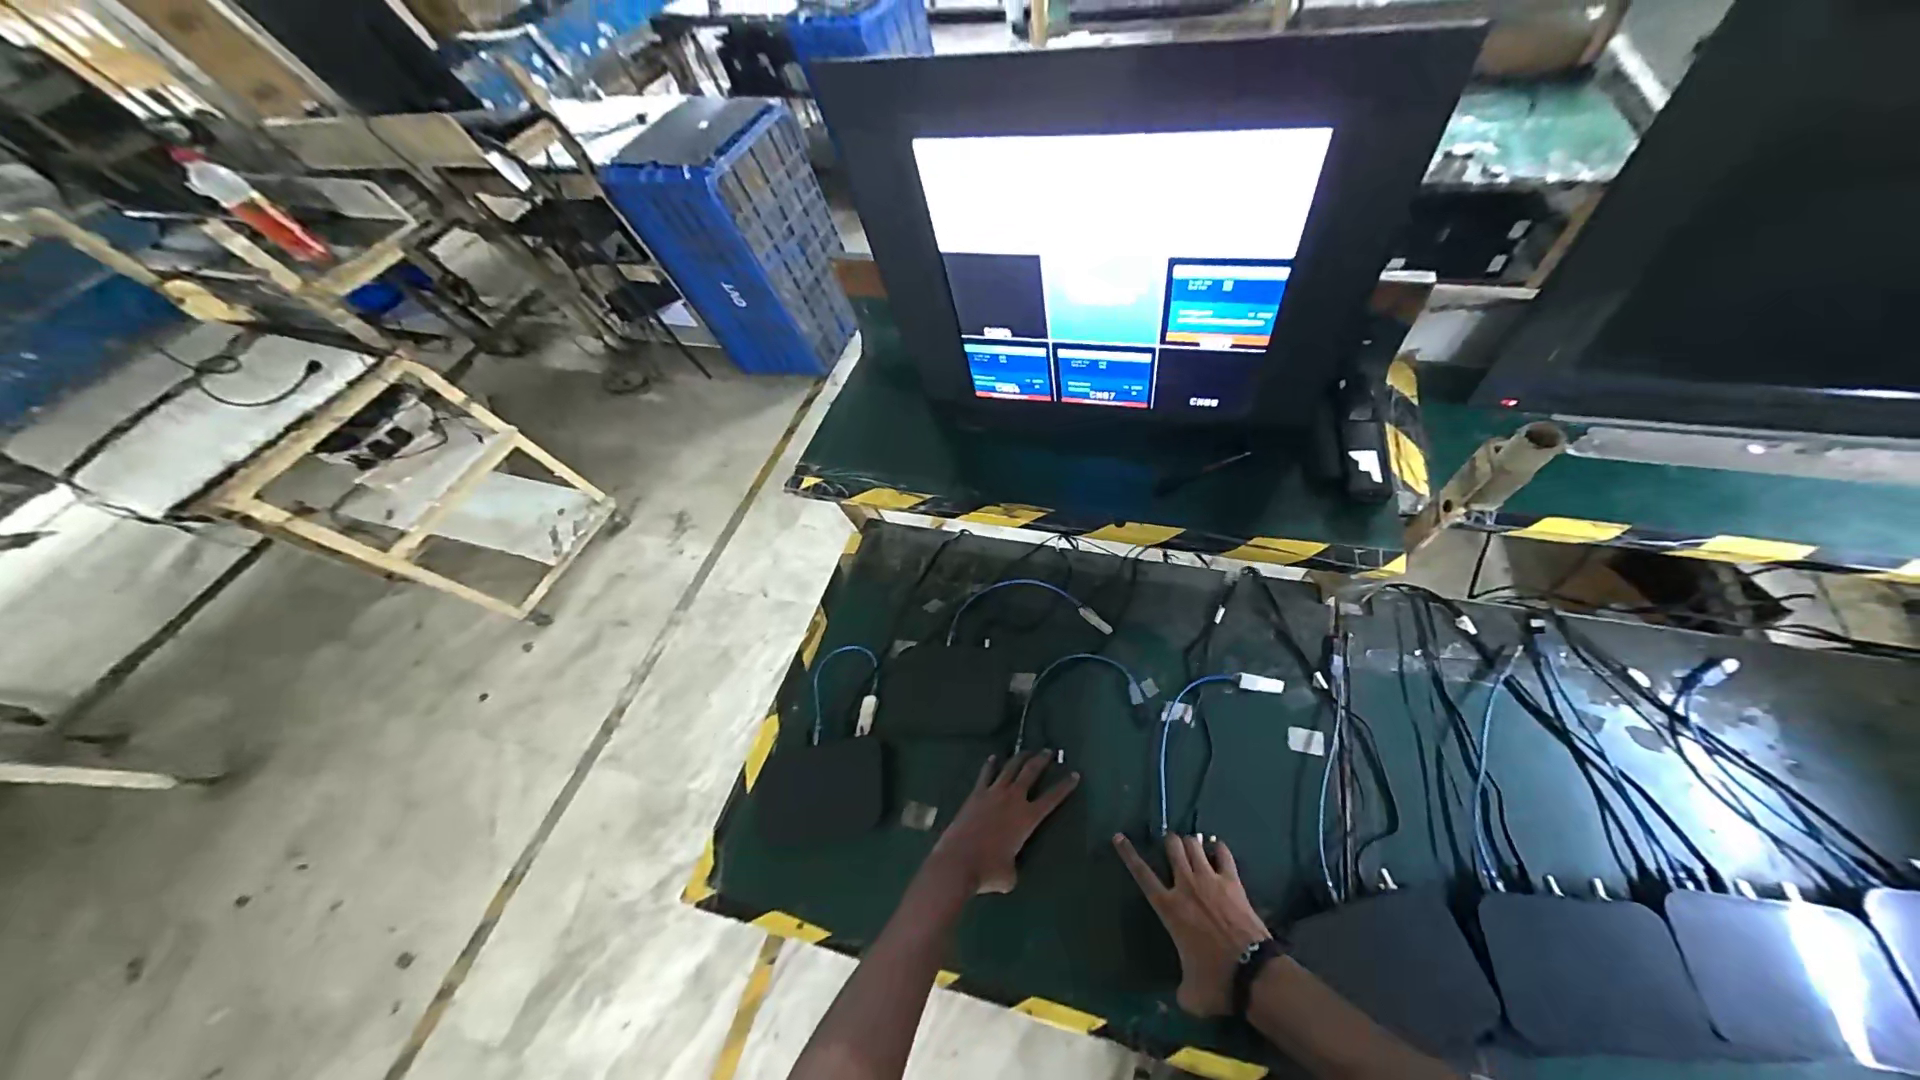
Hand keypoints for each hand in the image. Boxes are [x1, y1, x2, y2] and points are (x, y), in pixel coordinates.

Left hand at [930, 752, 1079, 894]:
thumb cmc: (988, 870)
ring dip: (1020, 757)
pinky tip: (993, 758)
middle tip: (1048, 751)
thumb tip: (1008, 868)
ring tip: (1026, 750)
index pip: (1052, 797)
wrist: (958, 861)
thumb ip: (1013, 866)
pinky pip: (986, 774)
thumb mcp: (1010, 875)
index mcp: (1028, 818)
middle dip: (1042, 760)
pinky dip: (991, 764)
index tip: (1074, 774)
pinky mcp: (975, 794)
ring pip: (1010, 767)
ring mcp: (993, 793)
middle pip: (1031, 772)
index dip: (1065, 786)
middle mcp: (1013, 799)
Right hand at [1114, 833, 1270, 1016]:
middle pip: (1172, 847)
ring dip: (1191, 844)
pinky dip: (1219, 849)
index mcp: (1169, 908)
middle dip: (1169, 842)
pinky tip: (1217, 851)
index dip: (1128, 853)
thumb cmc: (1216, 981)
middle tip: (1170, 847)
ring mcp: (1210, 880)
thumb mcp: (1189, 993)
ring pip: (1194, 845)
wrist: (1255, 974)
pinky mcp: (1233, 882)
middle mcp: (1186, 886)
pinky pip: (1224, 854)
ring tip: (1192, 848)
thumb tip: (1181, 995)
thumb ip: (1180, 987)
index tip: (1119, 837)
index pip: (1141, 873)